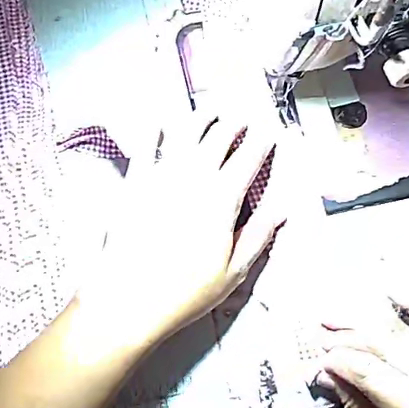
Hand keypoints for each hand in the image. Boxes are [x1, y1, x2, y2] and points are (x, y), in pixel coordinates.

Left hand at [71, 112, 286, 356]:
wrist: (128, 297)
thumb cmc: (183, 291)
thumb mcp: (233, 271)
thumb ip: (258, 236)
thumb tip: (280, 211)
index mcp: (221, 200)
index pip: (247, 159)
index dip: (261, 142)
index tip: (269, 131)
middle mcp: (192, 180)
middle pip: (217, 139)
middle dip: (233, 123)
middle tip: (241, 116)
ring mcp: (160, 178)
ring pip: (183, 135)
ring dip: (199, 118)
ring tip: (208, 111)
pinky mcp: (133, 184)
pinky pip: (145, 148)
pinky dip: (154, 132)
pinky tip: (158, 123)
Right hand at [318, 297, 408, 407]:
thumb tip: (327, 376)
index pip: (371, 374)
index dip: (338, 363)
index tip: (313, 362)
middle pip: (386, 346)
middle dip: (346, 338)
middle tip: (317, 335)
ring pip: (406, 335)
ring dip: (368, 324)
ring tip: (336, 318)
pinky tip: (394, 295)